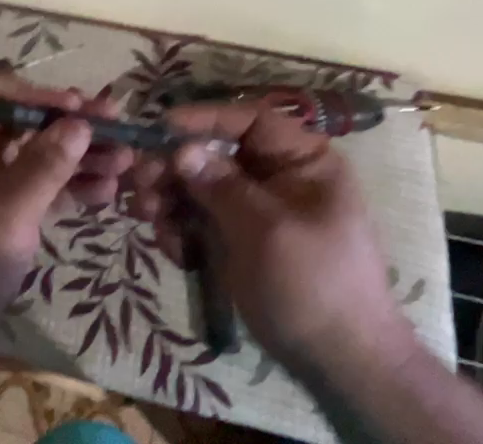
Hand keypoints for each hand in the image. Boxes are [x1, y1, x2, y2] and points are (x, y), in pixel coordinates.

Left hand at [0, 70, 133, 336]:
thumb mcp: (7, 215)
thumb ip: (44, 167)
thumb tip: (80, 124)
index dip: (41, 93)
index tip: (81, 108)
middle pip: (26, 118)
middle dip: (73, 125)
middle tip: (119, 128)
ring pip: (37, 149)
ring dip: (79, 155)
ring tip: (126, 163)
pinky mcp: (1, 203)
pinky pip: (38, 181)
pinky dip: (69, 184)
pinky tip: (107, 191)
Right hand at [124, 102, 410, 365]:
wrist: (340, 365)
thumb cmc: (315, 285)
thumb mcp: (269, 229)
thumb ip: (222, 185)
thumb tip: (180, 149)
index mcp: (302, 162)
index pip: (249, 120)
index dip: (205, 118)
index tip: (161, 127)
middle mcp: (276, 178)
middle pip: (213, 153)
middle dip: (174, 166)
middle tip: (142, 181)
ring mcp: (253, 211)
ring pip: (197, 186)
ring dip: (168, 198)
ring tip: (150, 217)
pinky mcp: (235, 241)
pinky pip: (196, 220)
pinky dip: (179, 230)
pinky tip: (174, 250)